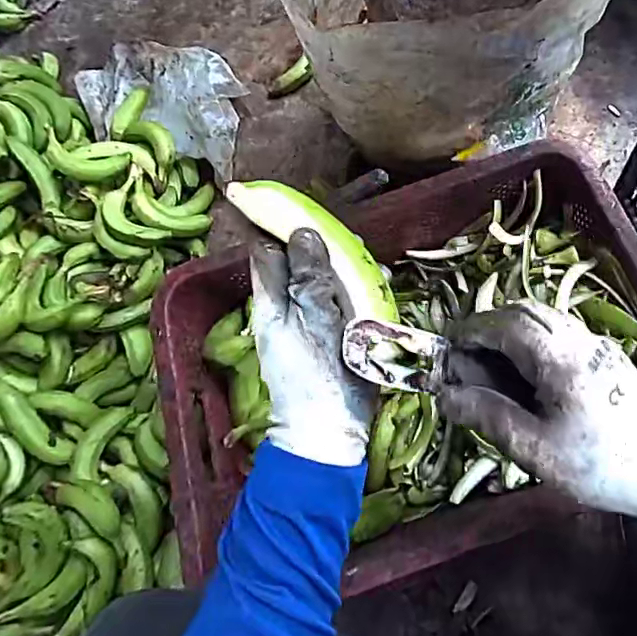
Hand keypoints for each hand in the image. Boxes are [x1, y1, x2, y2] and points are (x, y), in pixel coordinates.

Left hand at [249, 229, 379, 466]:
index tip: (289, 204)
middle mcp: (285, 306)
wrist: (328, 432)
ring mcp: (306, 322)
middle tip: (345, 238)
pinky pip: (336, 300)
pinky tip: (371, 287)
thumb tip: (302, 231)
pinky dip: (352, 289)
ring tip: (361, 259)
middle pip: (295, 261)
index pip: (265, 251)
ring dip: (339, 265)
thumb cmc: (317, 375)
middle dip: (317, 244)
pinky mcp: (328, 334)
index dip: (273, 225)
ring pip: (319, 278)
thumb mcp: (312, 319)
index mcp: (272, 300)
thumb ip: (307, 276)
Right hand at [437, 303, 636, 570]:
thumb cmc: (599, 466)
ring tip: (491, 362)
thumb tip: (446, 395)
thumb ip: (488, 416)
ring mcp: (593, 342)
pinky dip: (529, 336)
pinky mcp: (602, 351)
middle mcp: (577, 339)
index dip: (470, 331)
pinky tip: (524, 367)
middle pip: (522, 311)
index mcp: (559, 360)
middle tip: (466, 356)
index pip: (504, 325)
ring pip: (541, 316)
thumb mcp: (535, 450)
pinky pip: (556, 328)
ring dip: (508, 329)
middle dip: (486, 327)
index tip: (447, 348)